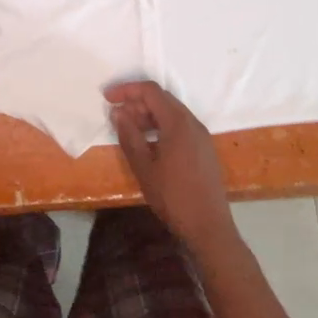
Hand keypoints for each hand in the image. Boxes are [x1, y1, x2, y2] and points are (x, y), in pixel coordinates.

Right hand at [105, 80, 235, 252]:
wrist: (209, 227)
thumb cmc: (173, 197)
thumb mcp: (144, 167)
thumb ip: (129, 136)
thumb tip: (118, 112)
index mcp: (178, 122)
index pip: (151, 91)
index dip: (127, 90)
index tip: (107, 98)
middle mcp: (192, 122)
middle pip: (162, 99)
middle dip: (137, 102)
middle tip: (117, 117)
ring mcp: (201, 135)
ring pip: (171, 112)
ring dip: (149, 115)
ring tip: (130, 130)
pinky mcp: (204, 148)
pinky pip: (180, 126)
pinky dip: (161, 126)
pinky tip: (149, 144)